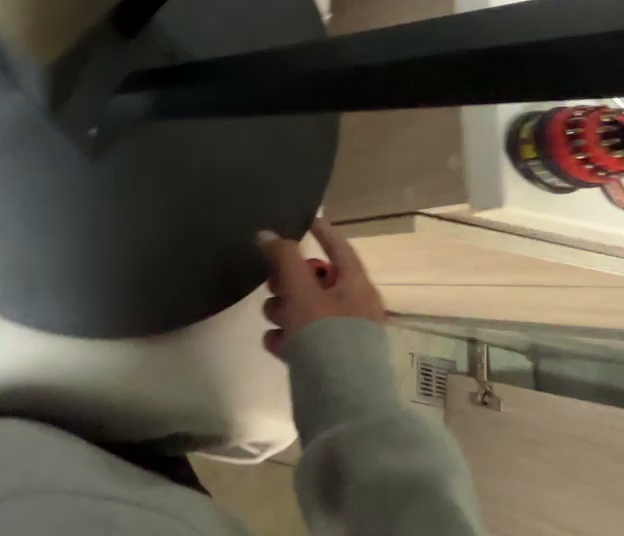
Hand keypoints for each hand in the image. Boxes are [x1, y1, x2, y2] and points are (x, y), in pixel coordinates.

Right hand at [256, 218, 384, 359]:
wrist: (343, 405)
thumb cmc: (327, 338)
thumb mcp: (301, 291)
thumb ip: (283, 259)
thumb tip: (267, 234)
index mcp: (356, 288)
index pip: (339, 248)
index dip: (322, 232)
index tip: (303, 219)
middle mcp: (352, 308)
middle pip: (315, 279)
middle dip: (289, 279)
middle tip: (272, 282)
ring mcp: (340, 336)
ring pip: (303, 307)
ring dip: (283, 309)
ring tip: (275, 321)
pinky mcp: (326, 360)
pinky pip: (300, 336)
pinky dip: (286, 336)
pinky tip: (276, 343)